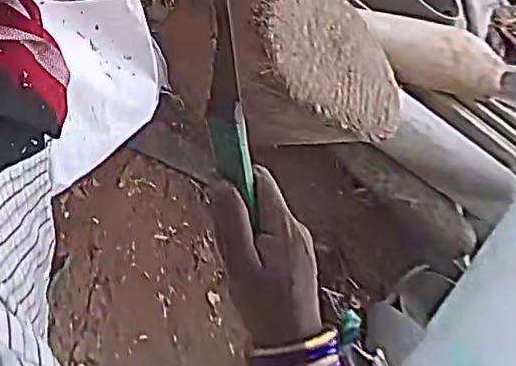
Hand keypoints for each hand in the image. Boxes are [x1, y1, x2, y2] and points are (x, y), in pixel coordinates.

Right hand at [207, 166, 322, 348]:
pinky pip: (268, 226)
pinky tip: (247, 257)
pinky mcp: (296, 251)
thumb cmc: (265, 306)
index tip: (216, 171)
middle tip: (223, 228)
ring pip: (261, 209)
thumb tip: (220, 182)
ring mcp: (299, 240)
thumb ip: (230, 218)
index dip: (236, 168)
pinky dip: (253, 232)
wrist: (293, 346)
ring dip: (243, 220)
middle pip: (258, 192)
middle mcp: (296, 228)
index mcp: (284, 227)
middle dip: (236, 202)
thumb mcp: (239, 261)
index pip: (260, 176)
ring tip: (236, 250)